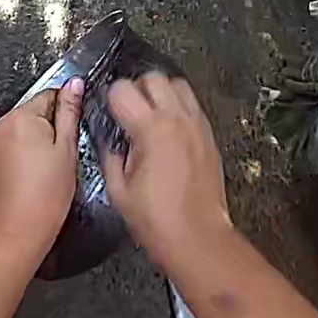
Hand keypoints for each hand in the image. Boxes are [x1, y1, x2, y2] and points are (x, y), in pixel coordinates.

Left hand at [0, 77, 83, 254]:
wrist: (13, 235)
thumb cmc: (44, 198)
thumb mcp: (66, 151)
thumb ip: (70, 113)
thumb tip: (74, 84)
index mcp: (21, 118)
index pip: (48, 97)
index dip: (63, 116)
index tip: (67, 137)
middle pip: (29, 117)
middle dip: (44, 132)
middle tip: (56, 161)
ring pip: (13, 137)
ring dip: (26, 147)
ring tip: (38, 176)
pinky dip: (9, 163)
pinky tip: (21, 183)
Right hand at [100, 72, 232, 268]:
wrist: (198, 240)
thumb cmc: (160, 222)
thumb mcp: (118, 191)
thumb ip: (110, 156)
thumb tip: (109, 141)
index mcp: (151, 130)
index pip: (123, 89)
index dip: (110, 98)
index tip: (109, 111)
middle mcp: (177, 121)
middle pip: (152, 77)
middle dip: (135, 88)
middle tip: (127, 111)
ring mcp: (197, 125)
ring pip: (176, 83)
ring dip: (159, 92)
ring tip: (149, 116)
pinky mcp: (208, 135)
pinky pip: (192, 104)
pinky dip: (178, 106)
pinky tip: (167, 129)